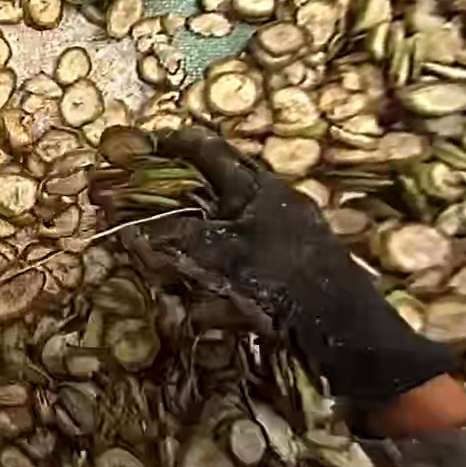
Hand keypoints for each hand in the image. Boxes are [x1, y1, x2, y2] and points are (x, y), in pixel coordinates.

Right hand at [115, 127, 461, 420]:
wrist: (342, 325)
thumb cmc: (279, 279)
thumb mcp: (215, 253)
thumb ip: (168, 232)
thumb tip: (123, 221)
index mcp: (255, 187)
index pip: (207, 149)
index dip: (172, 141)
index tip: (141, 141)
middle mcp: (273, 195)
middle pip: (220, 169)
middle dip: (180, 169)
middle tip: (146, 175)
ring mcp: (284, 219)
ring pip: (229, 196)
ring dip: (195, 198)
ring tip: (164, 209)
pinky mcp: (289, 244)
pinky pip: (239, 222)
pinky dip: (211, 223)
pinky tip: (197, 242)